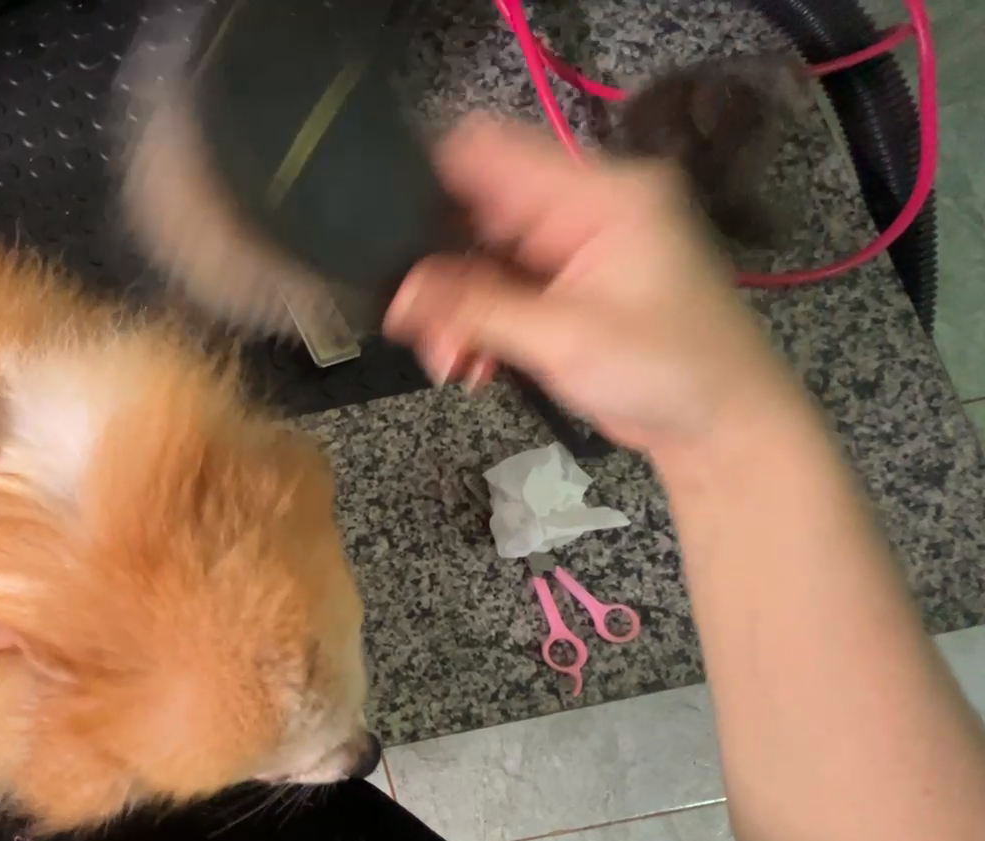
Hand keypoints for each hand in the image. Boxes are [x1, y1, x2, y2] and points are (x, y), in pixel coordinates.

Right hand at [382, 115, 810, 463]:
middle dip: (436, 276)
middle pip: (470, 220)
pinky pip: (485, 297)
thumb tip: (399, 294)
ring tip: (452, 361)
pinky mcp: (551, 291)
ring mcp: (562, 253)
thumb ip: (472, 309)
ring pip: (470, 266)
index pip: (492, 155)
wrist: (716, 423)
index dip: (430, 184)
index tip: (385, 236)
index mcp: (596, 197)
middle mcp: (576, 213)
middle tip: (420, 328)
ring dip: (449, 315)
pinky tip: (470, 366)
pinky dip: (468, 331)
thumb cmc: (667, 369)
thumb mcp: (560, 336)